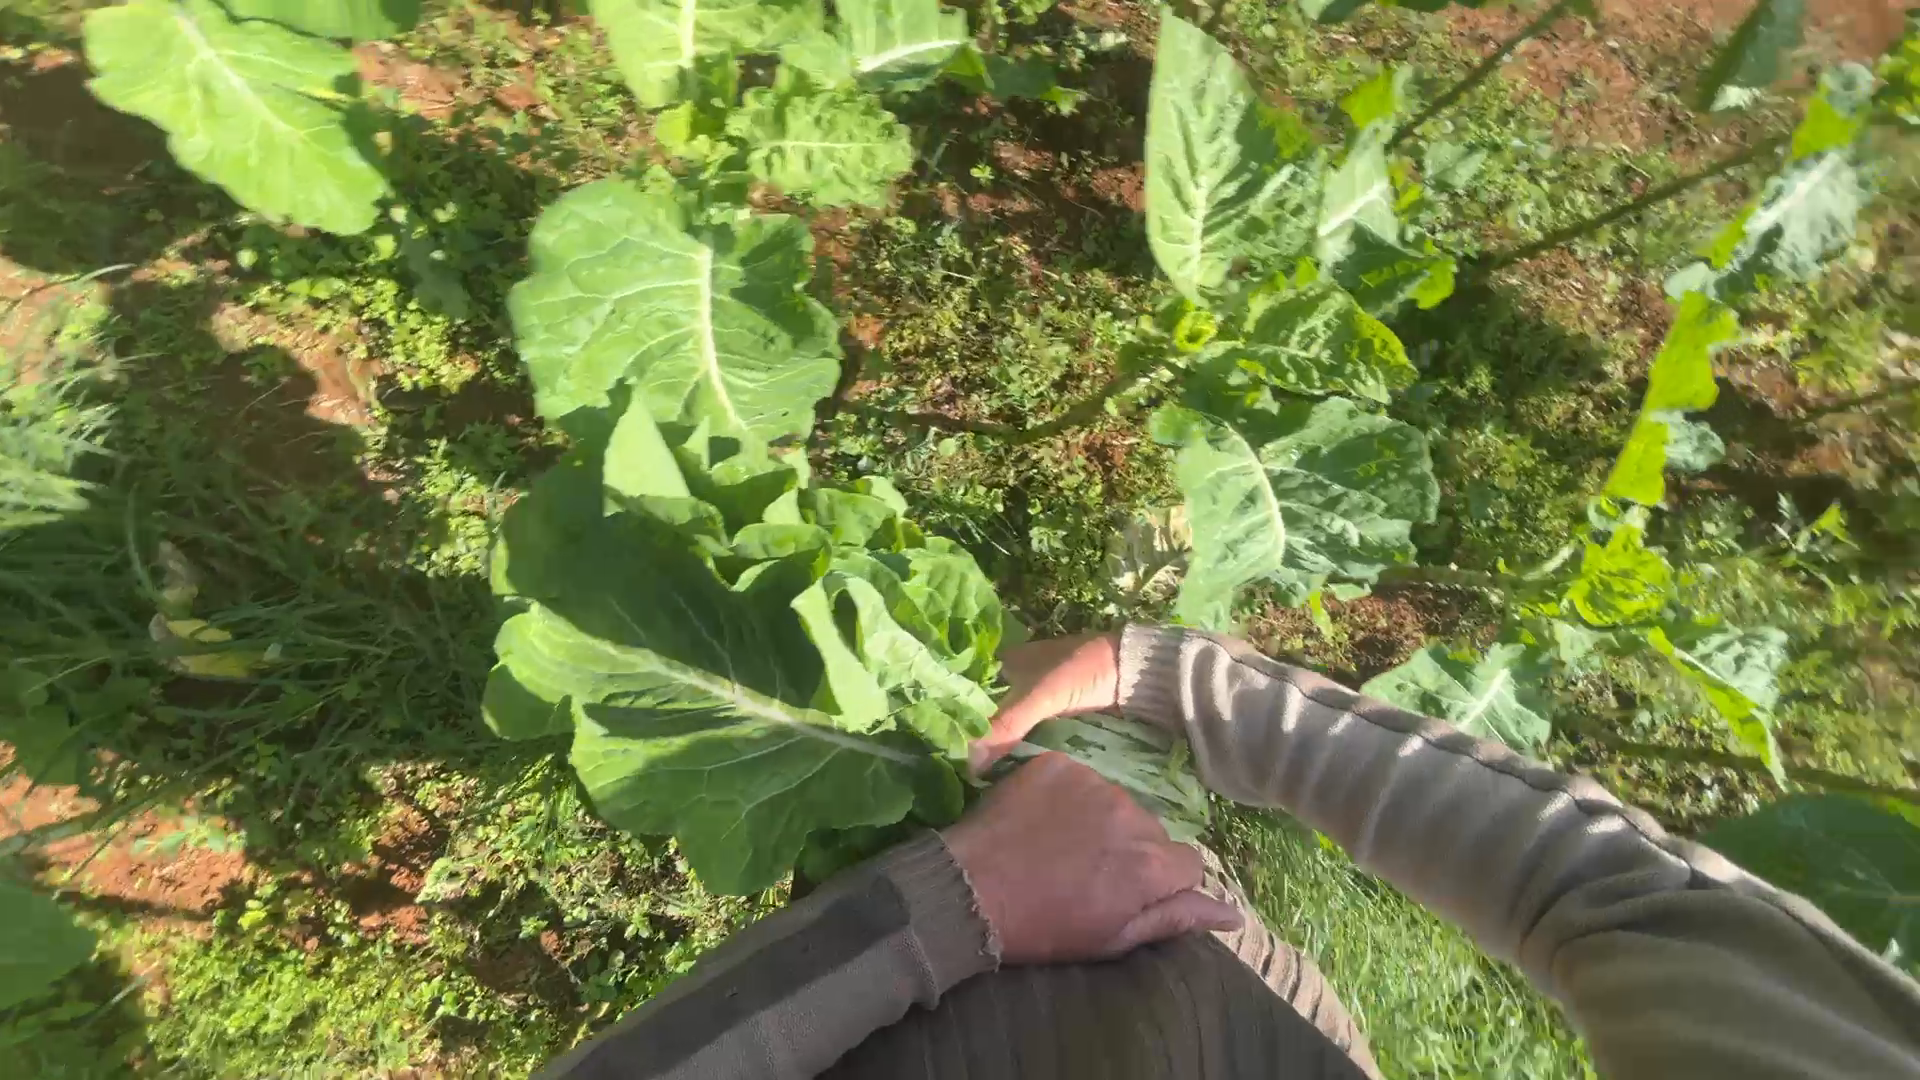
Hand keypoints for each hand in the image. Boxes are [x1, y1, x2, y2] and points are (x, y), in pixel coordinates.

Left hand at [941, 752, 1240, 963]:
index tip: (1124, 890)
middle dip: (1129, 847)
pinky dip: (1068, 794)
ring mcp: (1093, 781)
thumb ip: (1175, 917)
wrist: (971, 887)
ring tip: (1060, 844)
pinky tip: (1042, 818)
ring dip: (1099, 818)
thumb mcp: (1114, 936)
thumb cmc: (1044, 924)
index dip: (1159, 880)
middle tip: (1085, 869)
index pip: (1186, 862)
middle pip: (1150, 829)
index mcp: (1151, 862)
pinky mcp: (1058, 762)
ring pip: (1115, 800)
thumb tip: (1235, 914)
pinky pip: (1079, 777)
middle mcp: (1132, 813)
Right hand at [970, 631, 1121, 774]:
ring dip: (997, 753)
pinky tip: (1005, 777)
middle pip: (986, 717)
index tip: (942, 749)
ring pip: (1007, 732)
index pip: (968, 695)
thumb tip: (968, 761)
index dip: (955, 719)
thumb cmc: (1083, 670)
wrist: (1136, 674)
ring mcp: (1035, 705)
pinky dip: (1019, 756)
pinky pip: (1028, 741)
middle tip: (957, 775)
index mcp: (1004, 665)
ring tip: (976, 784)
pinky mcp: (1054, 723)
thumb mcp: (1040, 695)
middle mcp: (1014, 683)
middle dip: (975, 742)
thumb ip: (1006, 724)